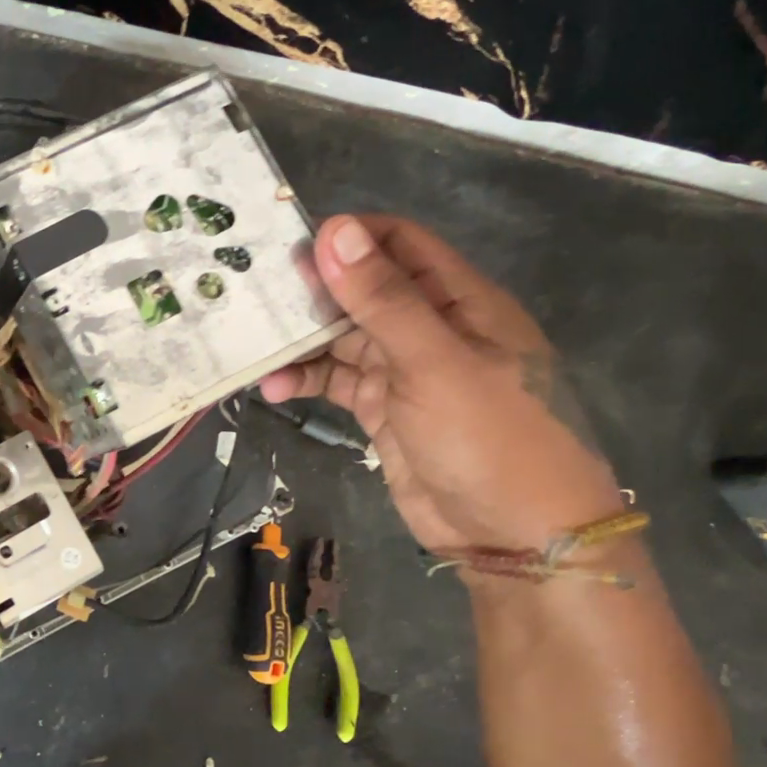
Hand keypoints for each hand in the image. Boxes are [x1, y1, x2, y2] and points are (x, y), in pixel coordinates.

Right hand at [261, 214, 623, 553]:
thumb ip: (383, 299)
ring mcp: (405, 369)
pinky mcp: (383, 408)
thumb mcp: (435, 363)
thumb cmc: (491, 439)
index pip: (399, 244)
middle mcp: (431, 327)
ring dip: (299, 341)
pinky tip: (275, 389)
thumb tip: (332, 230)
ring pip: (340, 336)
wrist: (515, 535)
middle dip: (309, 290)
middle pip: (361, 289)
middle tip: (250, 296)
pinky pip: (335, 380)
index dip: (346, 238)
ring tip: (254, 348)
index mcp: (460, 302)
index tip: (285, 247)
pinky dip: (305, 381)